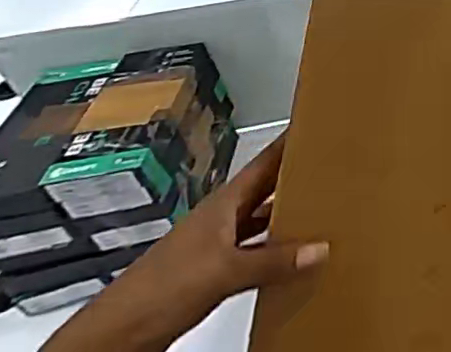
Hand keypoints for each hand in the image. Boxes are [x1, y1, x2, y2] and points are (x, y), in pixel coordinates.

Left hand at [46, 132, 327, 351]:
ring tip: (326, 208)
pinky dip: (276, 252)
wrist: (114, 337)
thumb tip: (321, 247)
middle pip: (268, 189)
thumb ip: (272, 261)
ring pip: (262, 221)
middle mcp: (224, 217)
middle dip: (298, 176)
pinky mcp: (213, 273)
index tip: (320, 120)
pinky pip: (255, 252)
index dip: (291, 140)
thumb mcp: (223, 271)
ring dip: (289, 216)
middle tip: (335, 163)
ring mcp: (217, 245)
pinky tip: (296, 257)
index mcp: (226, 202)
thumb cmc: (162, 288)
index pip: (267, 161)